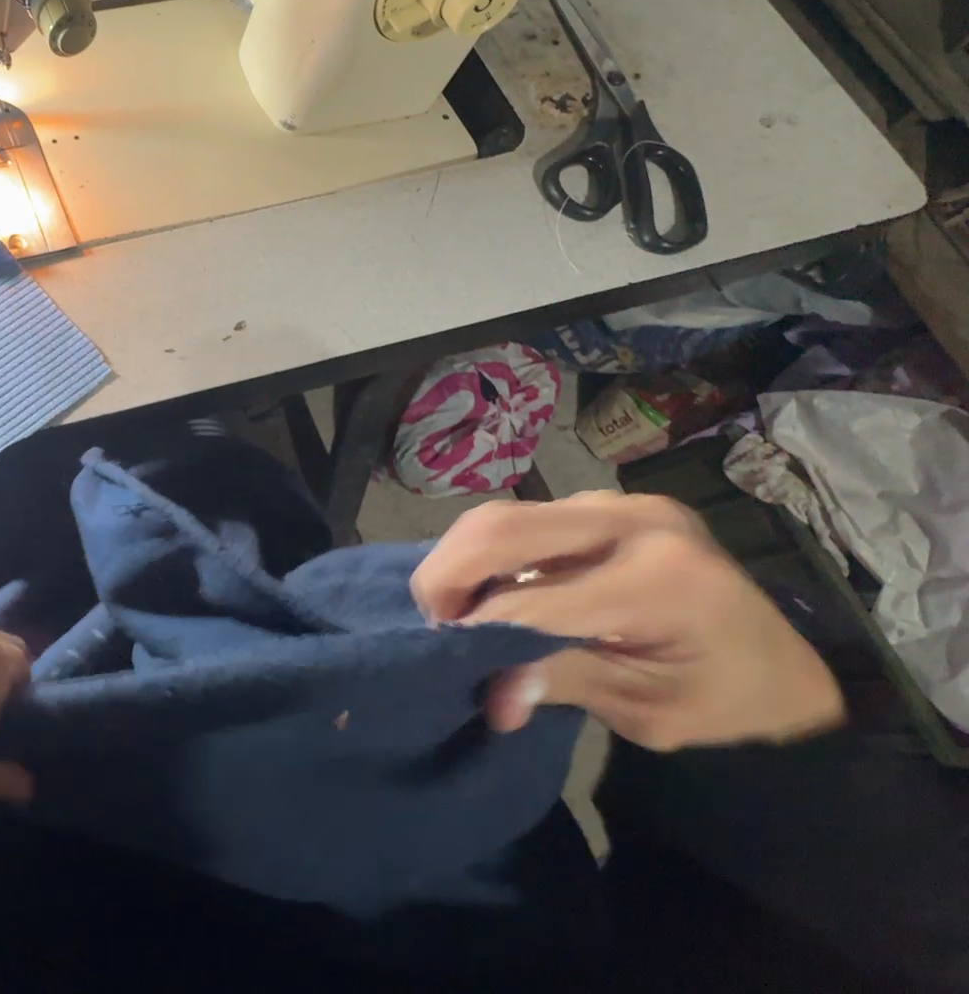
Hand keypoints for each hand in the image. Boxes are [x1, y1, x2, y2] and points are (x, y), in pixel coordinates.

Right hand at [411, 492, 843, 750]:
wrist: (781, 665)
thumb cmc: (722, 699)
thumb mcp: (649, 710)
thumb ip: (565, 684)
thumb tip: (495, 697)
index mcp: (661, 581)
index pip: (533, 600)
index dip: (479, 632)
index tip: (449, 664)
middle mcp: (635, 522)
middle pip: (501, 528)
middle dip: (446, 577)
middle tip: (434, 622)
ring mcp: (618, 504)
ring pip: (500, 516)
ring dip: (460, 561)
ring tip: (454, 609)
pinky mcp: (602, 504)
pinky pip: (520, 518)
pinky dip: (486, 553)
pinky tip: (486, 589)